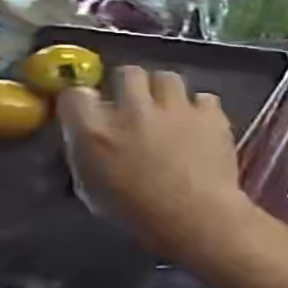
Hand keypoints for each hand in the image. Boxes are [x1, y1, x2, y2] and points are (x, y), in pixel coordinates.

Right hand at [59, 66, 249, 253]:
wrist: (197, 214)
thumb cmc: (139, 212)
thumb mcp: (92, 186)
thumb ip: (87, 151)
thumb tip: (91, 135)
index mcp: (95, 130)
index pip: (76, 94)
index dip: (86, 99)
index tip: (94, 108)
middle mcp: (133, 110)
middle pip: (128, 73)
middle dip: (130, 84)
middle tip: (138, 102)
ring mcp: (176, 109)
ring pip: (167, 77)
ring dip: (166, 91)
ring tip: (171, 109)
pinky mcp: (211, 114)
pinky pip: (205, 97)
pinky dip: (201, 108)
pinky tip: (201, 124)